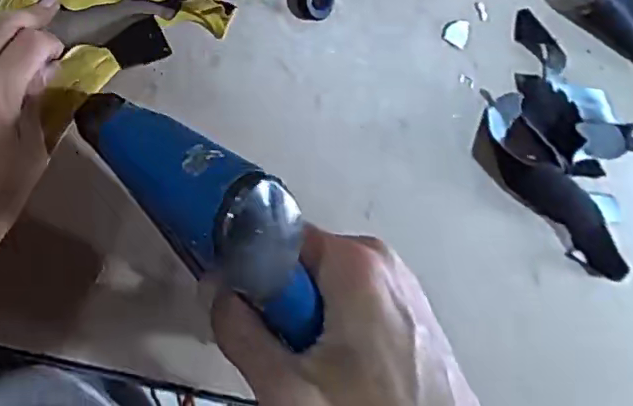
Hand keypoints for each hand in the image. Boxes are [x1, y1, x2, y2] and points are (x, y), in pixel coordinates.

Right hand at [212, 229, 479, 405]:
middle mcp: (382, 258)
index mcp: (355, 258)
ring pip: (331, 293)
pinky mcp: (417, 315)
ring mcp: (404, 286)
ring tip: (327, 378)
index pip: (280, 240)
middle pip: (305, 269)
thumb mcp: (289, 391)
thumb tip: (215, 293)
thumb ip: (240, 334)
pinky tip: (355, 382)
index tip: (251, 316)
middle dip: (290, 311)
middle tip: (295, 363)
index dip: (257, 278)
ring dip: (316, 329)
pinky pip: (360, 309)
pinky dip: (346, 338)